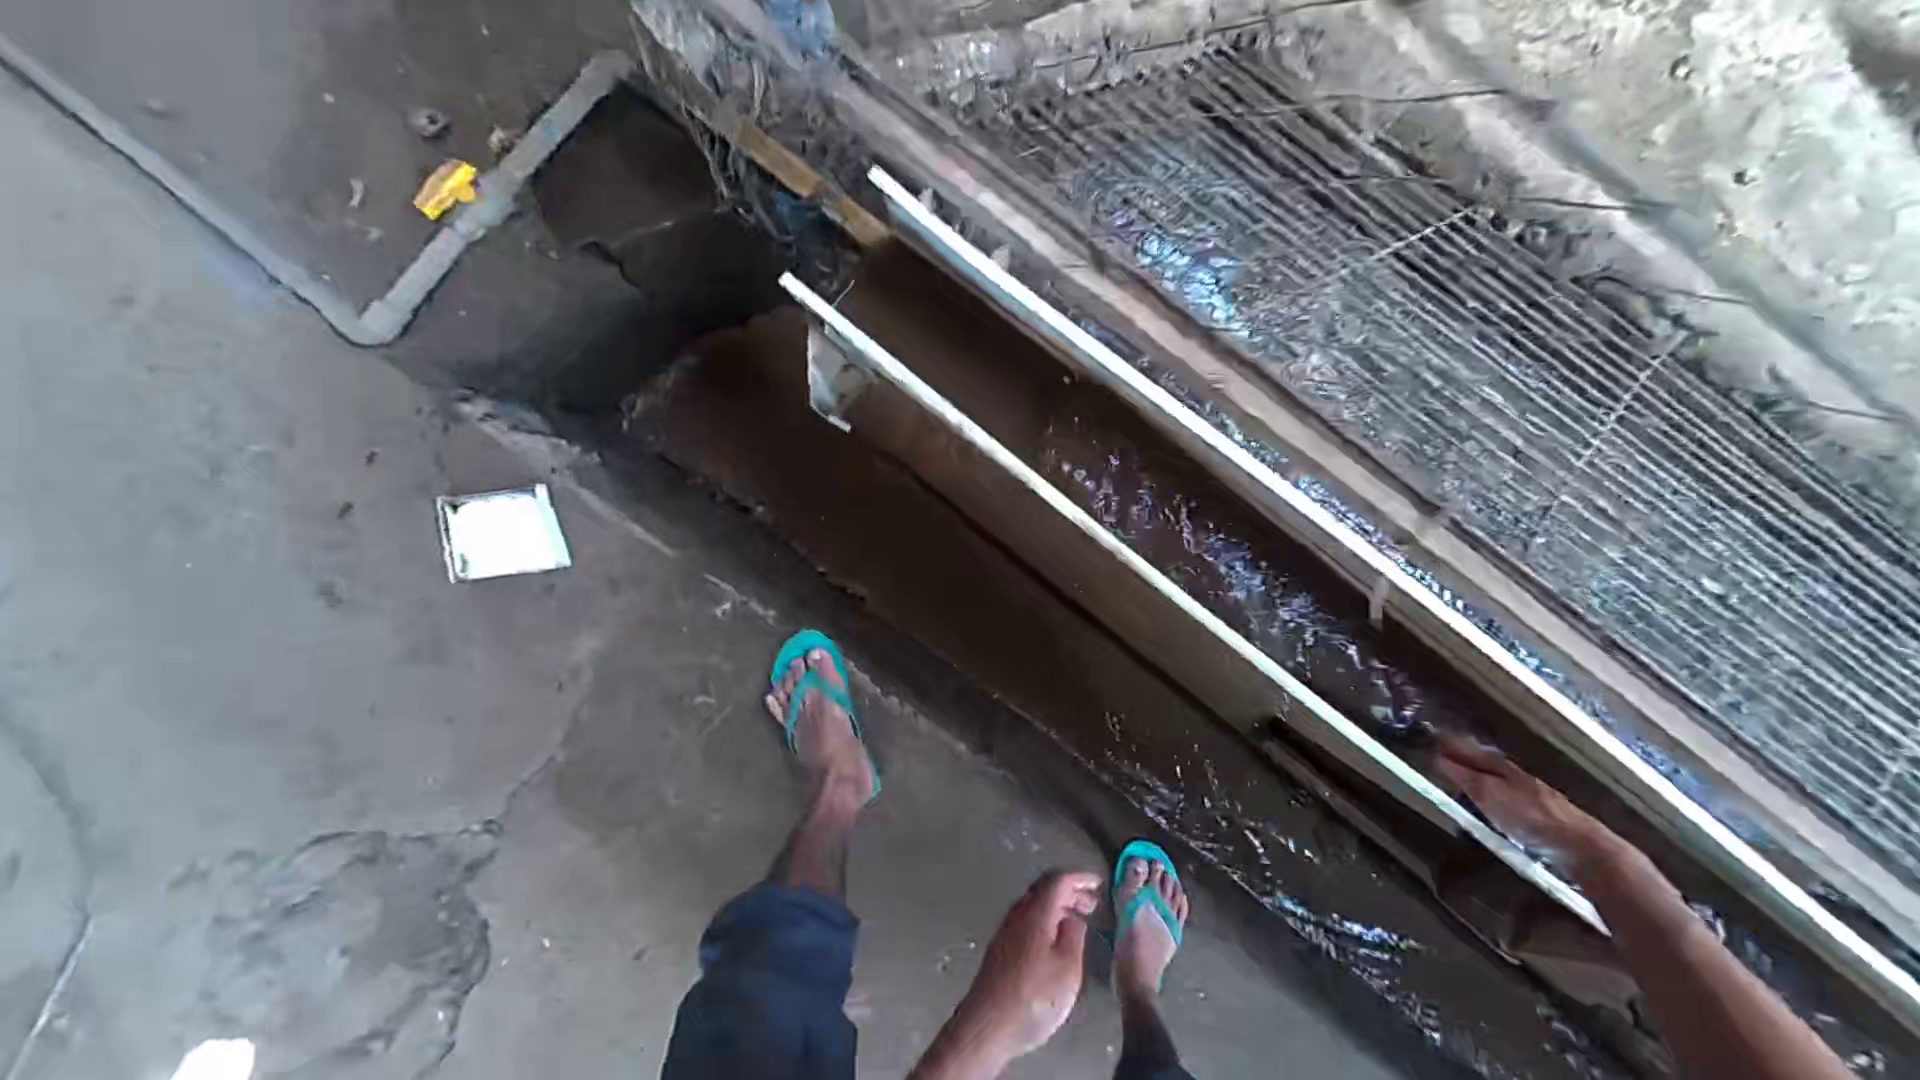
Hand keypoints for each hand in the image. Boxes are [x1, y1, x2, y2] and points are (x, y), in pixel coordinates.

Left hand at [910, 870, 1100, 1079]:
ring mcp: (1007, 928)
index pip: (1059, 880)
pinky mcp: (1002, 945)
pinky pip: (1029, 917)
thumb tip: (1074, 917)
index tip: (1098, 882)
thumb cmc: (1033, 997)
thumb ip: (1074, 937)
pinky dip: (1047, 917)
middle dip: (1070, 889)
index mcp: (1036, 911)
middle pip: (1045, 887)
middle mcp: (1018, 912)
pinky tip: (1056, 937)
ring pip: (1036, 902)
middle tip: (1092, 900)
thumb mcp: (1067, 969)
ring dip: (1059, 904)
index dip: (1080, 877)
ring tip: (1079, 918)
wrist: (987, 1023)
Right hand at [1435, 734, 1613, 868]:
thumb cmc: (1528, 815)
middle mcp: (1515, 775)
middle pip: (1483, 762)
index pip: (1468, 749)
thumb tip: (1436, 755)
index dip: (1449, 745)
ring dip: (1478, 776)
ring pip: (1496, 779)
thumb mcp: (1487, 793)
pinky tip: (1491, 805)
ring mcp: (1531, 795)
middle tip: (1441, 756)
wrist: (1582, 846)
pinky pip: (1507, 797)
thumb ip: (1462, 775)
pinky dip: (1493, 795)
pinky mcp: (1542, 815)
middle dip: (1463, 758)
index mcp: (1500, 766)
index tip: (1429, 740)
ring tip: (1462, 780)